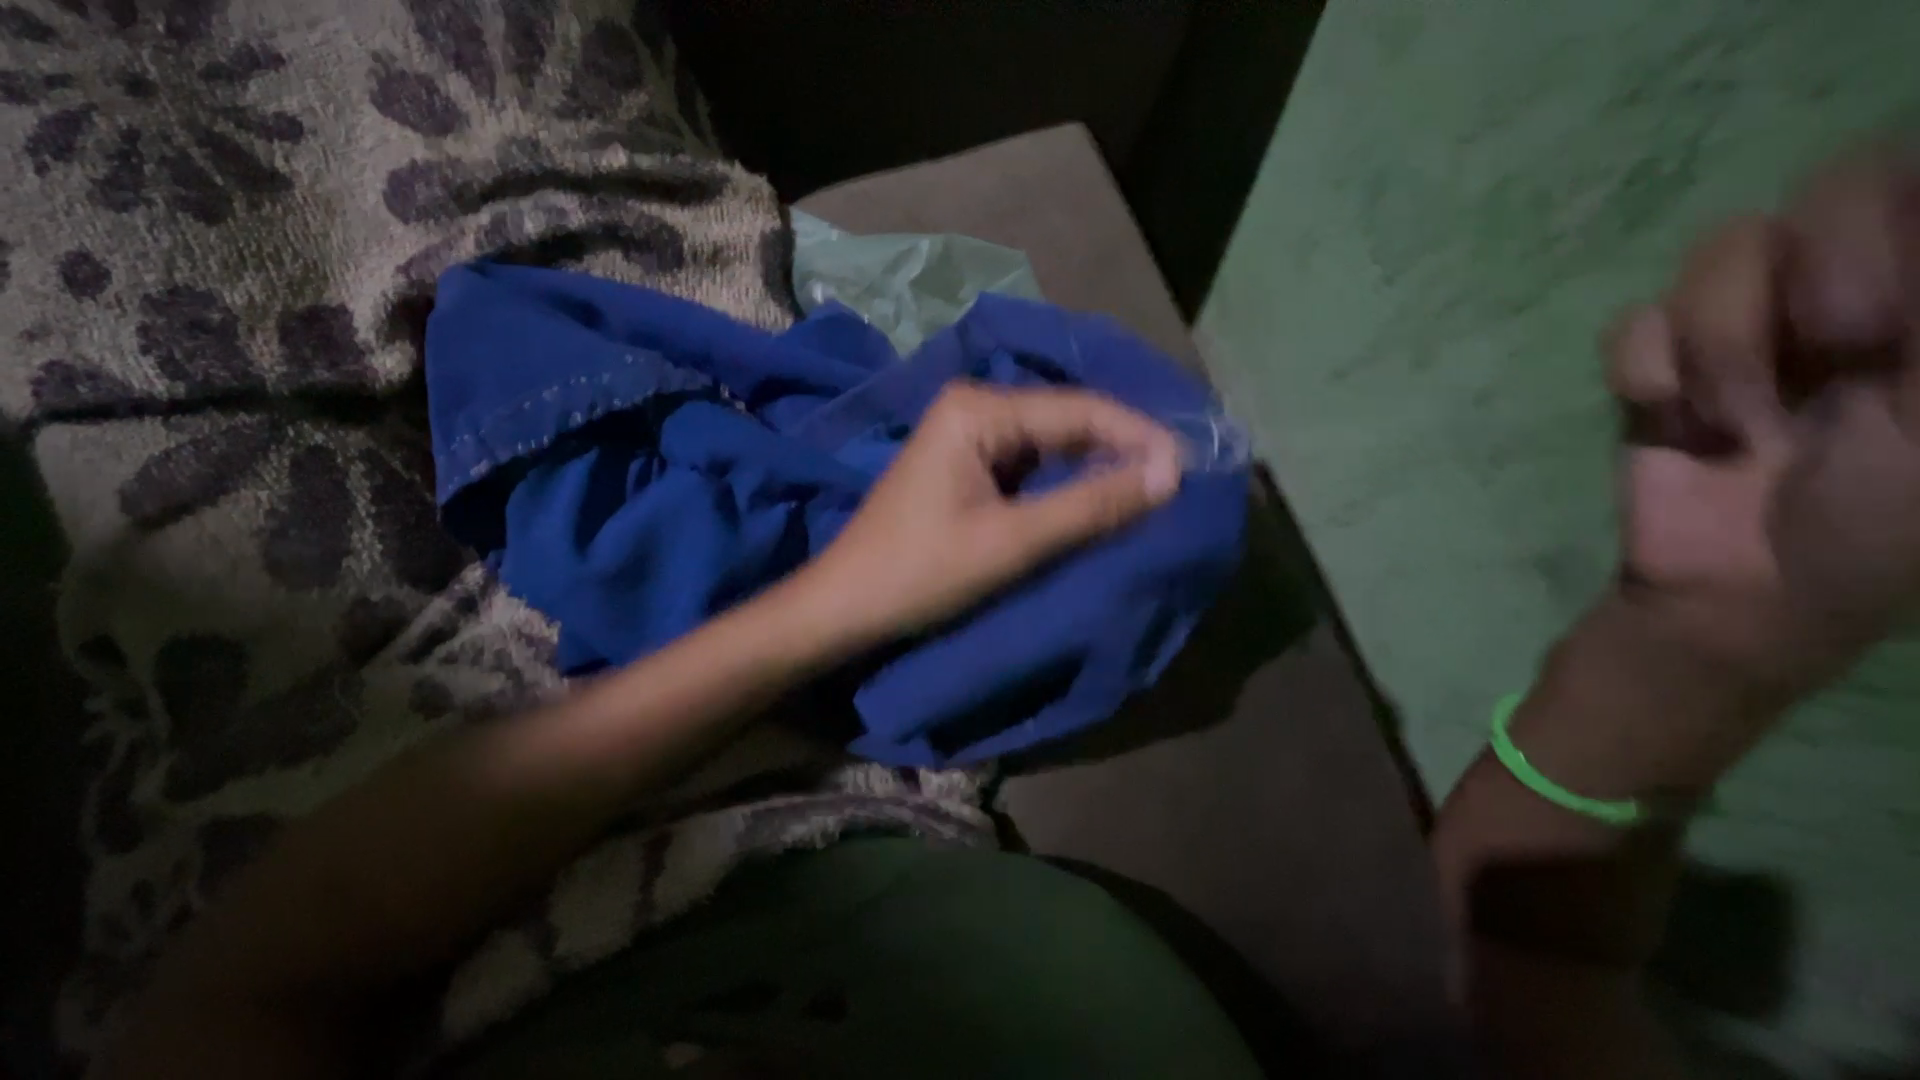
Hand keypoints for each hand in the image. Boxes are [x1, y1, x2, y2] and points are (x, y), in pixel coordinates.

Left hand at [788, 382, 1181, 652]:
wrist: (845, 607)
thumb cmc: (921, 573)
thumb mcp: (1012, 542)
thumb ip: (1091, 506)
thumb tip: (1169, 476)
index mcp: (978, 409)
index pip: (1079, 409)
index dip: (1139, 436)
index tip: (1189, 468)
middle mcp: (975, 406)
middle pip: (1067, 420)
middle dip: (1122, 449)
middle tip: (1177, 482)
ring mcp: (968, 435)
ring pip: (1053, 444)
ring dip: (1098, 467)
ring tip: (1152, 491)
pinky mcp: (967, 466)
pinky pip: (1032, 465)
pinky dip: (1067, 483)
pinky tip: (1101, 500)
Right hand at [1606, 150, 1919, 686]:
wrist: (1738, 593)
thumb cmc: (1879, 524)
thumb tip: (1906, 228)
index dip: (1899, 221)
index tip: (1885, 314)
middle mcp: (1848, 285)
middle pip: (1835, 181)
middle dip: (1824, 264)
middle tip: (1840, 346)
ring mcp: (1746, 322)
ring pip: (1723, 245)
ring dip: (1726, 340)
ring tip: (1737, 419)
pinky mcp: (1658, 363)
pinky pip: (1634, 320)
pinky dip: (1648, 370)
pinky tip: (1672, 418)